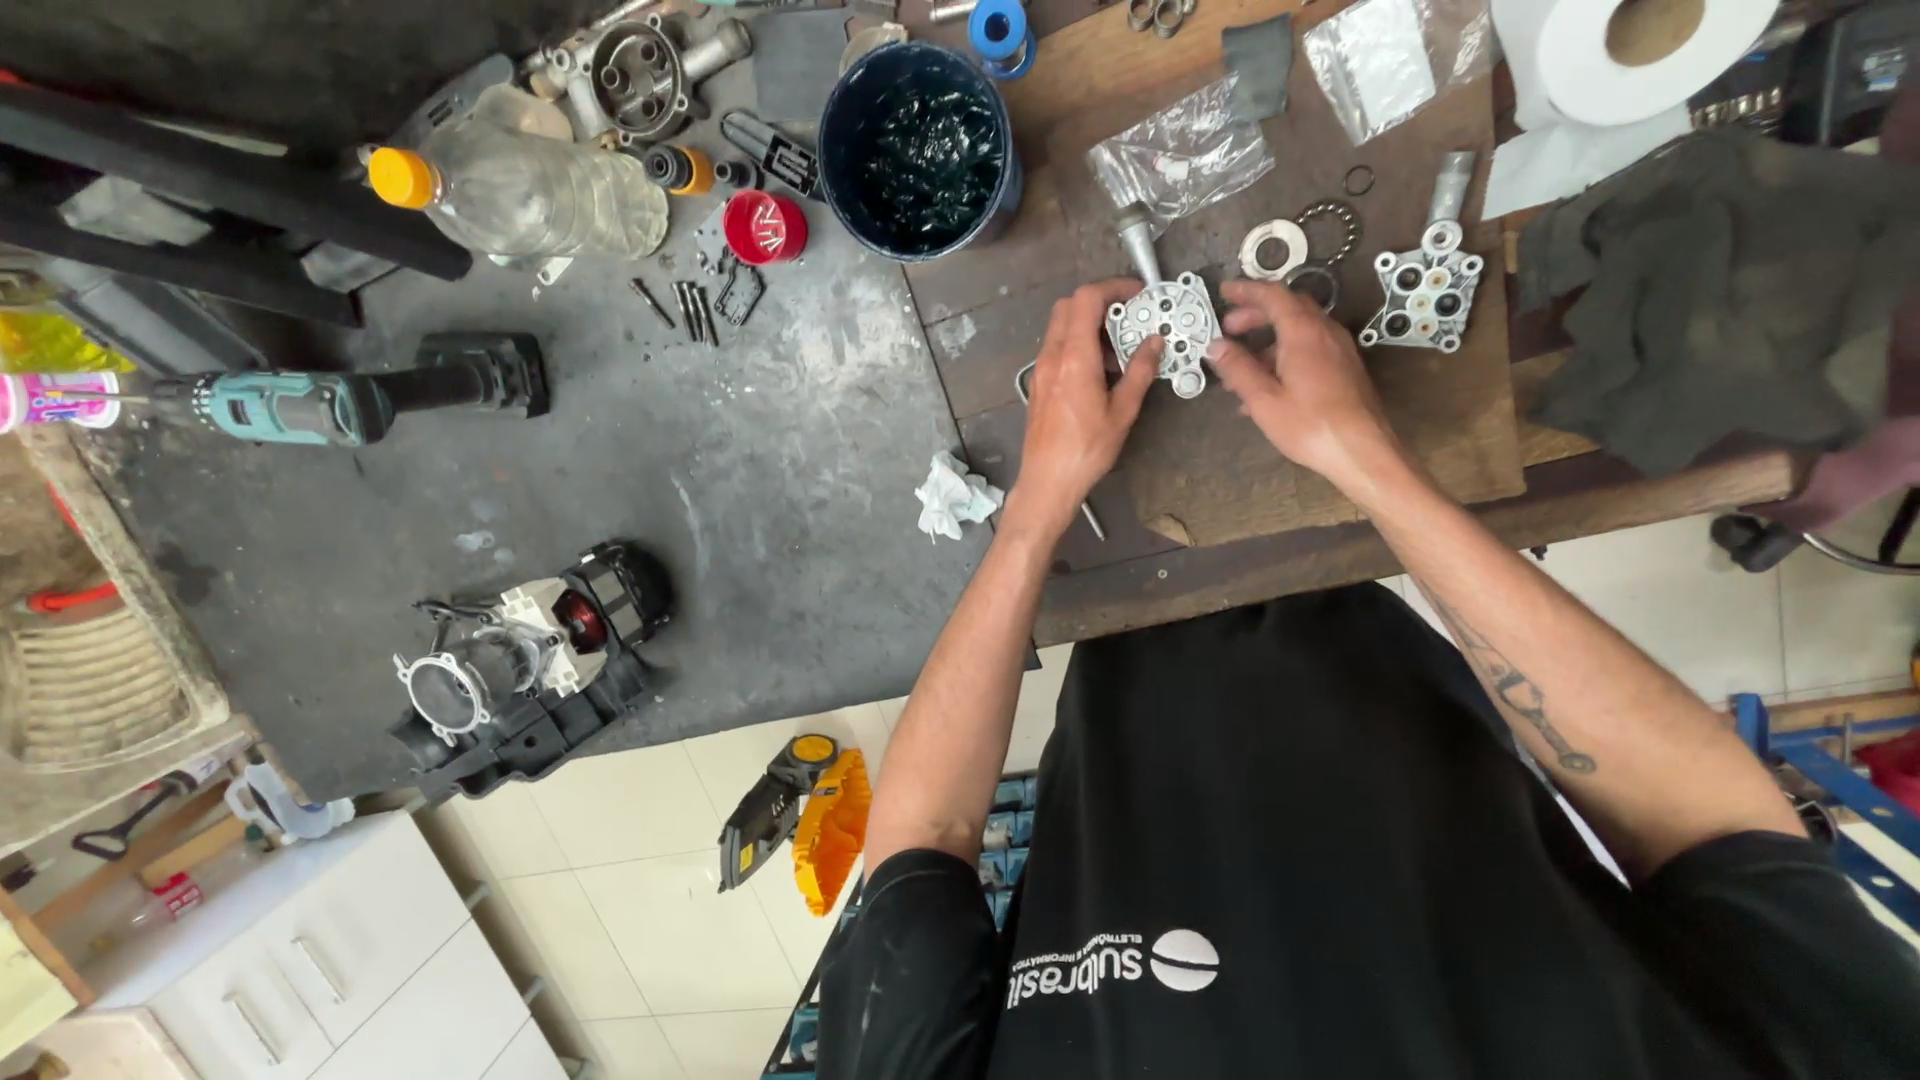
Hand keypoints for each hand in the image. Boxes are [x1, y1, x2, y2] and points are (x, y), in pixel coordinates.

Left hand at [1005, 279, 1160, 538]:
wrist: (1048, 480)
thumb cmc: (1087, 450)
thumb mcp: (1123, 411)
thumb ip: (1140, 371)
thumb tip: (1154, 342)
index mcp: (1074, 357)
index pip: (1087, 299)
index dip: (1114, 287)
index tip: (1137, 294)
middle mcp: (1052, 356)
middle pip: (1069, 305)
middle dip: (1100, 302)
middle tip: (1129, 318)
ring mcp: (1041, 369)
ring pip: (1060, 327)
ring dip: (1089, 325)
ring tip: (1119, 349)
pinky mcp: (1038, 383)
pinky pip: (1056, 348)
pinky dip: (1078, 344)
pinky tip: (1099, 370)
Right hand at [1205, 279, 1406, 490]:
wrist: (1361, 450)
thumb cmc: (1309, 424)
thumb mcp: (1263, 399)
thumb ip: (1238, 368)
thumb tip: (1216, 346)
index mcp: (1304, 333)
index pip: (1274, 296)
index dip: (1247, 290)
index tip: (1225, 291)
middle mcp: (1325, 333)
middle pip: (1289, 308)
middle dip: (1256, 313)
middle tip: (1229, 327)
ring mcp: (1338, 350)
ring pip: (1299, 330)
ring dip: (1269, 338)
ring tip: (1242, 365)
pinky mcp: (1344, 368)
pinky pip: (1310, 348)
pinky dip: (1285, 354)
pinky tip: (1268, 385)